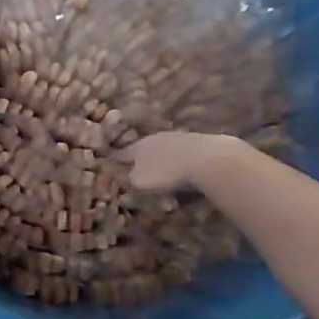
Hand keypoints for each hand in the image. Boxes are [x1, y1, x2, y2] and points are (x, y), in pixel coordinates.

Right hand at [121, 132, 245, 192]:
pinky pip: (182, 152)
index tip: (109, 164)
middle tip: (138, 168)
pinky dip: (179, 159)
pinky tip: (184, 167)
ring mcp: (177, 137)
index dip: (114, 161)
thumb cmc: (167, 172)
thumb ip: (129, 179)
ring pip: (163, 148)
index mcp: (137, 147)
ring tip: (163, 169)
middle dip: (139, 158)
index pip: (120, 154)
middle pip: (142, 148)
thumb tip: (128, 176)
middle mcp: (154, 138)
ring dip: (161, 157)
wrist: (209, 159)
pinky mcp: (198, 141)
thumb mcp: (140, 181)